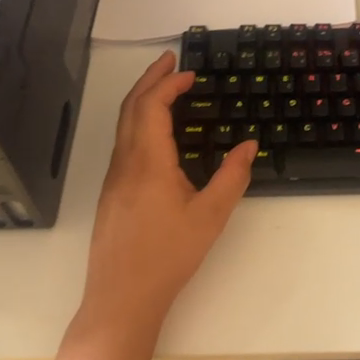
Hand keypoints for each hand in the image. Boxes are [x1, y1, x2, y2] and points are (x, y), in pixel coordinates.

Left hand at [81, 52, 256, 331]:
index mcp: (148, 162)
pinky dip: (137, 121)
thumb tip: (249, 144)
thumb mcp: (210, 217)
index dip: (168, 83)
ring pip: (123, 125)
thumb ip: (232, 177)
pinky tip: (154, 132)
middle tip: (169, 60)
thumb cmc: (167, 257)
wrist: (121, 299)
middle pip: (131, 107)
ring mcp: (113, 179)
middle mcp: (125, 163)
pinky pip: (123, 142)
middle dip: (150, 79)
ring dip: (141, 99)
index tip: (189, 73)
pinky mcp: (111, 194)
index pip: (151, 106)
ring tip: (163, 88)